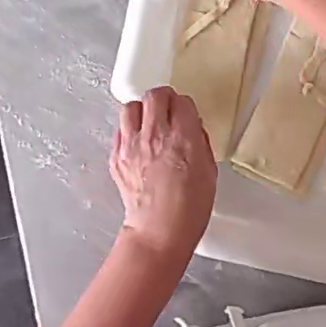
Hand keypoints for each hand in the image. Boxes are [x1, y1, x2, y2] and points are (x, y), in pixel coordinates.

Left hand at [109, 86, 215, 258]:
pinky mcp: (116, 157)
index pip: (182, 101)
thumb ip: (200, 142)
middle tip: (167, 110)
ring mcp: (131, 145)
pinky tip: (138, 145)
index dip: (185, 106)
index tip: (185, 114)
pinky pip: (120, 131)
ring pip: (130, 107)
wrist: (159, 231)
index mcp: (182, 137)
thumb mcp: (209, 171)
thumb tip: (192, 127)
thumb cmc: (189, 208)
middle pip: (154, 95)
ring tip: (149, 124)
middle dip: (163, 99)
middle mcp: (154, 135)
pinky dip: (129, 132)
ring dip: (141, 111)